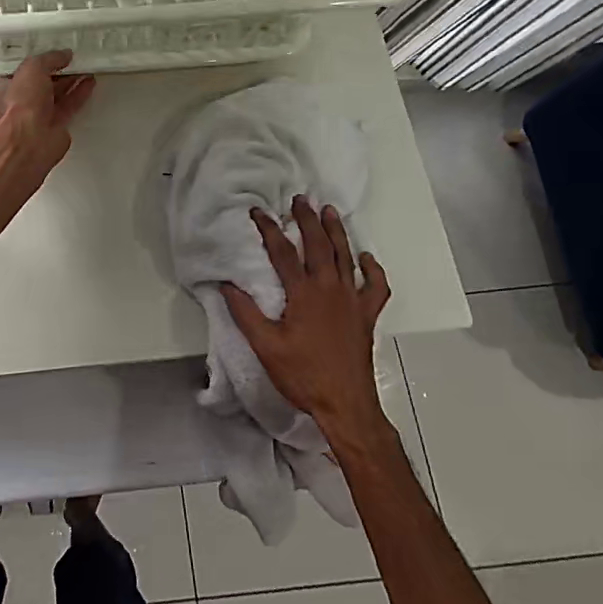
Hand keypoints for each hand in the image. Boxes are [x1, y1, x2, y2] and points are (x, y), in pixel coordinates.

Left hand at [0, 50, 94, 173]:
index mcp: (6, 89)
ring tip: (84, 70)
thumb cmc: (20, 107)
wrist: (31, 138)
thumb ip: (49, 59)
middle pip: (42, 84)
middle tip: (72, 62)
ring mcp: (38, 116)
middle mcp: (21, 104)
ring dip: (71, 82)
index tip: (53, 55)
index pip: (23, 71)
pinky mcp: (55, 126)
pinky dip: (79, 95)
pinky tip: (87, 85)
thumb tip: (62, 55)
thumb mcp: (33, 68)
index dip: (39, 62)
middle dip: (58, 73)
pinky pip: (69, 106)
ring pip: (57, 95)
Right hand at [222, 196, 391, 439]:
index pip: (282, 253)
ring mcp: (353, 300)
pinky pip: (376, 286)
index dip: (269, 229)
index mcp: (303, 294)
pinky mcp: (367, 315)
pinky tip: (365, 258)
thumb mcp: (265, 347)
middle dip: (307, 219)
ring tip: (329, 211)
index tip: (259, 212)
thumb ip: (245, 314)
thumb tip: (226, 285)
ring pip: (345, 256)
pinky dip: (372, 269)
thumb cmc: (303, 376)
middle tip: (299, 200)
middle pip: (318, 245)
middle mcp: (330, 289)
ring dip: (337, 232)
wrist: (345, 403)